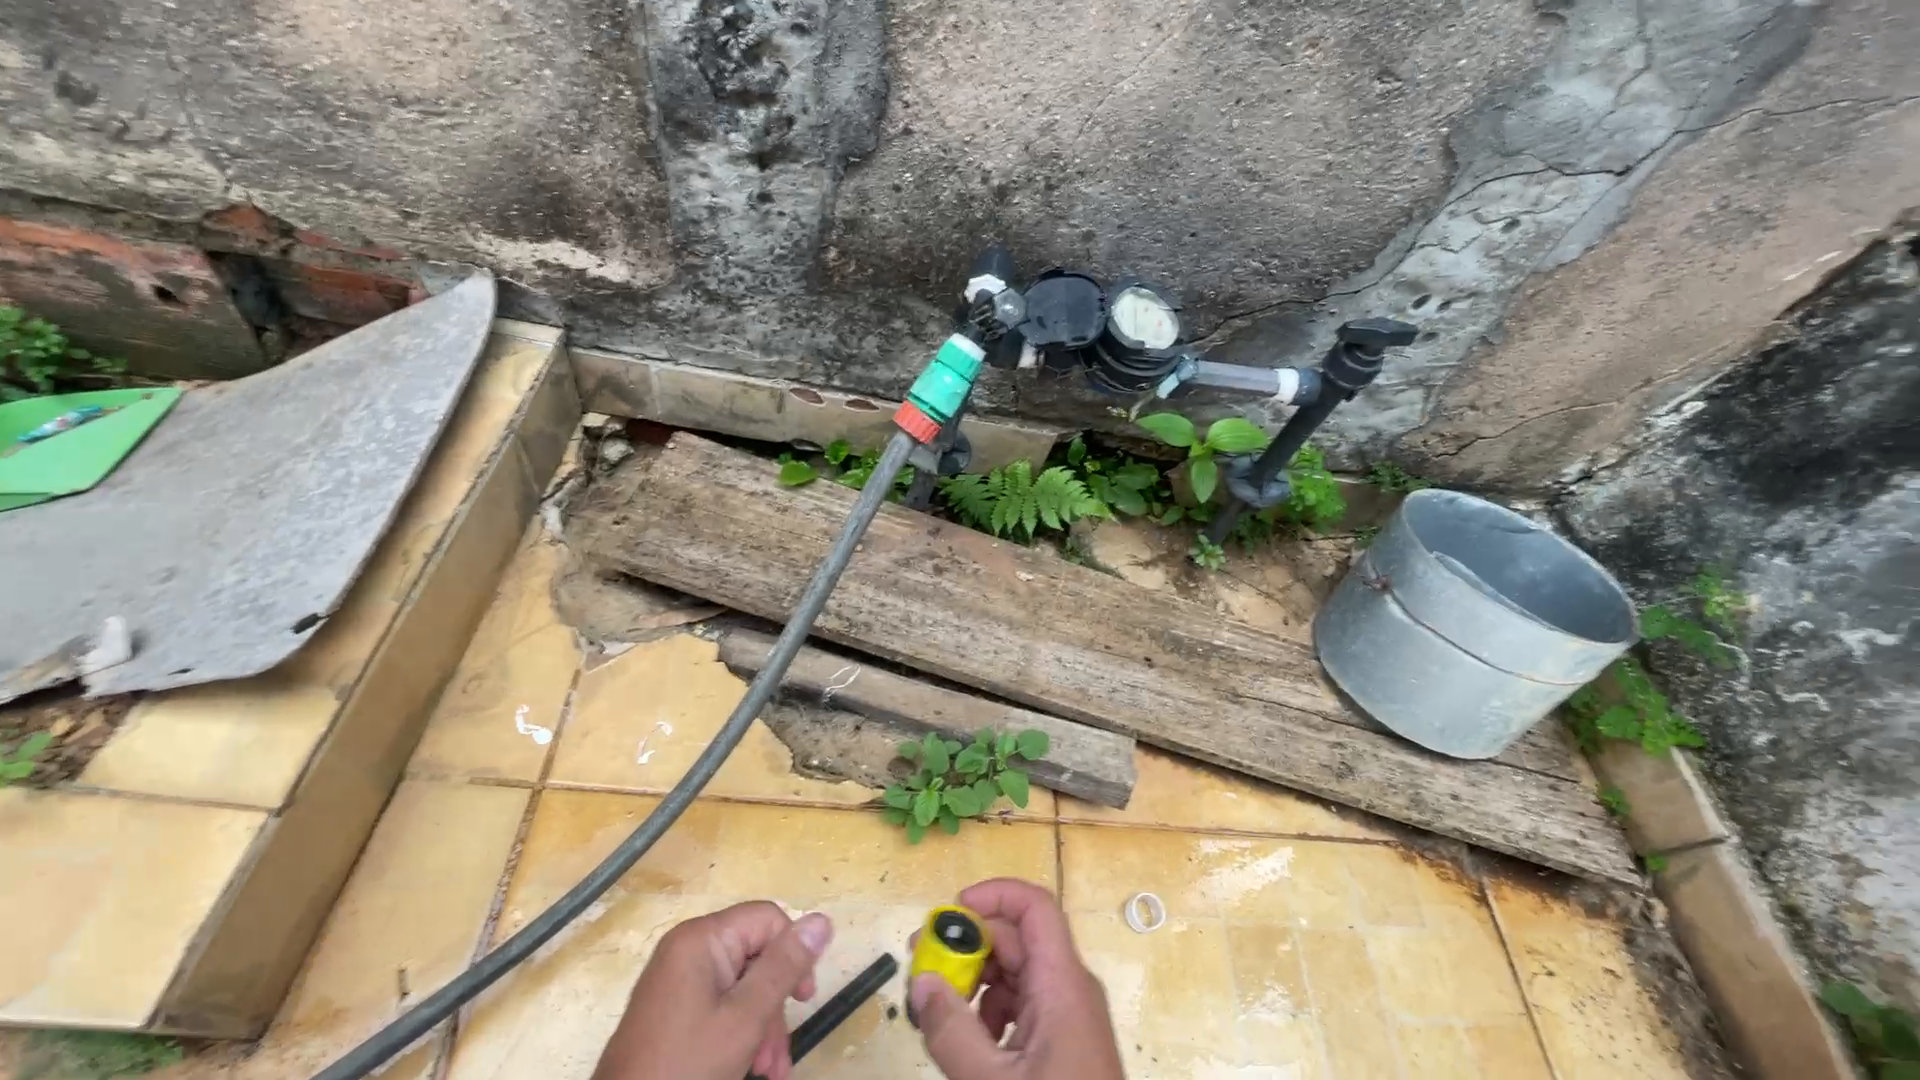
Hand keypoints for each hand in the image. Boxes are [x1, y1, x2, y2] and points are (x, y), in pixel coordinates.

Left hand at [593, 901, 833, 1079]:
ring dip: (763, 1028)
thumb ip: (784, 967)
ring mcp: (679, 980)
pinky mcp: (674, 1008)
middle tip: (781, 1054)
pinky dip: (741, 1034)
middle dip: (776, 1005)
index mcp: (701, 938)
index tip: (804, 998)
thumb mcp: (745, 1018)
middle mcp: (688, 949)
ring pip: (743, 987)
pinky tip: (753, 1068)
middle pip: (756, 956)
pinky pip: (722, 1006)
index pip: (767, 919)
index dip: (793, 953)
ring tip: (770, 1071)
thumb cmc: (686, 1066)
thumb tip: (822, 920)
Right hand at [910, 879, 1125, 1079]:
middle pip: (1016, 940)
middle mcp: (1068, 988)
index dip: (993, 895)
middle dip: (967, 944)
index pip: (1034, 908)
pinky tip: (966, 1041)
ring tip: (936, 1010)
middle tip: (921, 964)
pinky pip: (1020, 1004)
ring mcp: (1065, 1015)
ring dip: (972, 981)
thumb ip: (952, 1032)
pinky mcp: (1060, 1041)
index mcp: (1062, 984)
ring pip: (1014, 973)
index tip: (949, 913)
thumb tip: (921, 982)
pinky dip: (987, 1011)